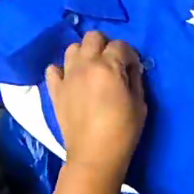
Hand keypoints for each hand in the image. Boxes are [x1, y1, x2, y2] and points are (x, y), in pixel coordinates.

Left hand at [46, 30, 146, 175]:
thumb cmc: (123, 131)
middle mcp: (85, 65)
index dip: (129, 55)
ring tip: (91, 70)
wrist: (94, 155)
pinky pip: (53, 69)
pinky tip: (71, 80)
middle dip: (105, 46)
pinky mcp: (55, 90)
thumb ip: (135, 80)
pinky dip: (62, 71)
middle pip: (93, 37)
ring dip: (83, 54)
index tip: (132, 69)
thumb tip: (130, 69)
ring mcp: (67, 76)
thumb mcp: (140, 104)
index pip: (121, 45)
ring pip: (72, 48)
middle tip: (111, 64)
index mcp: (108, 66)